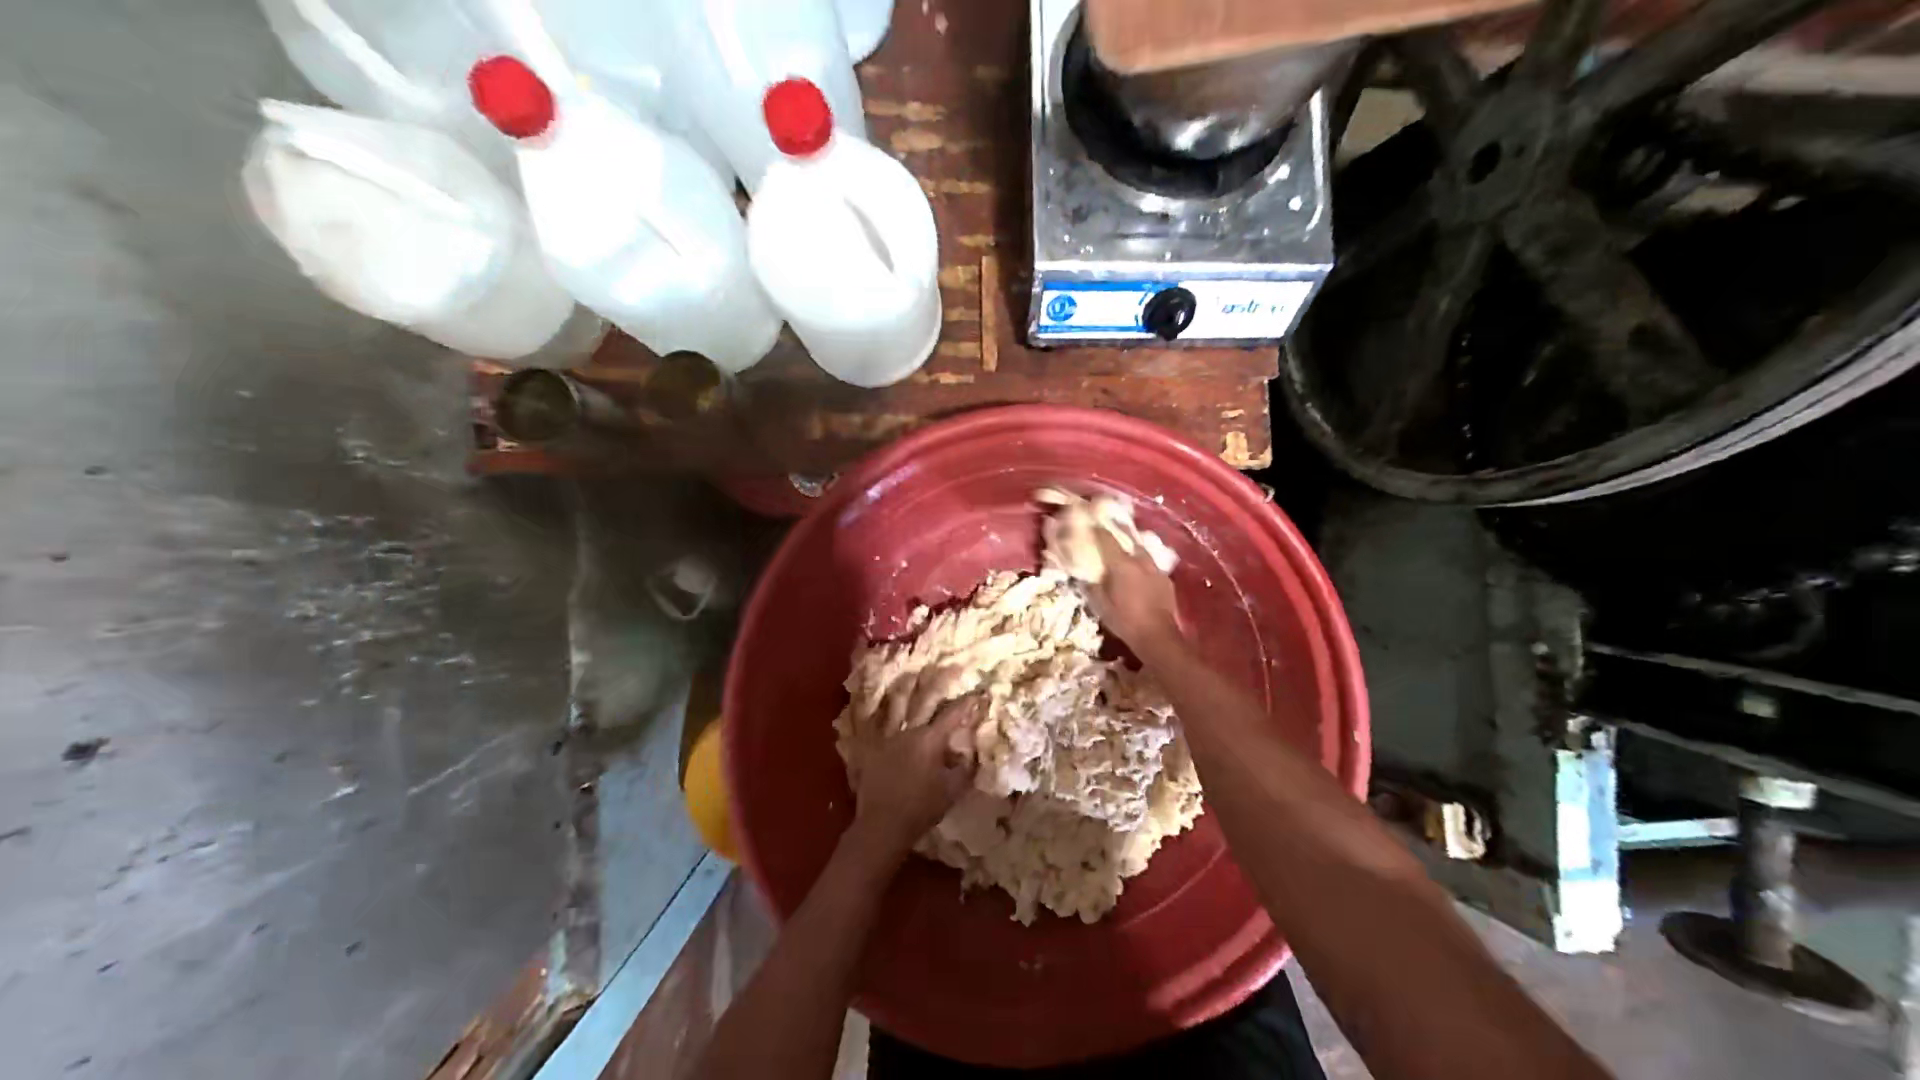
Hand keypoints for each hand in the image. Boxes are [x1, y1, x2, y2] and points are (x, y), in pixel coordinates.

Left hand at [851, 670, 980, 856]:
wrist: (882, 825)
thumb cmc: (922, 809)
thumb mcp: (953, 791)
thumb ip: (965, 768)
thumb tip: (971, 751)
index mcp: (930, 740)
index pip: (954, 715)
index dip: (969, 703)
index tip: (981, 693)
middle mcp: (908, 730)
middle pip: (925, 700)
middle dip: (940, 682)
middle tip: (950, 668)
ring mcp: (886, 736)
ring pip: (897, 704)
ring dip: (907, 687)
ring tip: (912, 673)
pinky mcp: (869, 746)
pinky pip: (873, 722)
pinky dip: (877, 709)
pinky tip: (878, 700)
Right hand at [1087, 528, 1181, 655]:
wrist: (1157, 636)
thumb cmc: (1124, 620)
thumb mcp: (1100, 604)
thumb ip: (1091, 585)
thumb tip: (1083, 574)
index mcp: (1121, 564)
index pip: (1106, 539)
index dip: (1096, 529)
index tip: (1088, 521)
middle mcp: (1140, 561)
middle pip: (1128, 538)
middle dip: (1117, 530)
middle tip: (1109, 525)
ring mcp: (1156, 569)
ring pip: (1142, 550)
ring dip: (1132, 546)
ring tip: (1125, 545)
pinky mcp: (1166, 580)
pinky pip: (1151, 565)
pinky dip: (1142, 563)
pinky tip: (1139, 571)